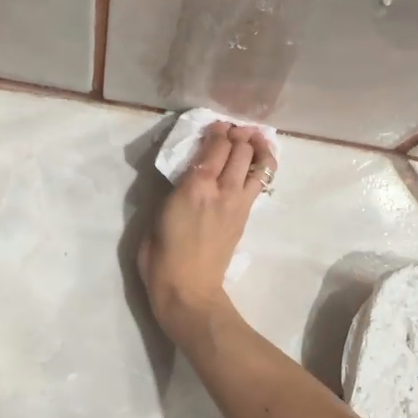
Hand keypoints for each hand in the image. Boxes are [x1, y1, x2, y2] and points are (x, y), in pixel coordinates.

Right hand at [137, 122, 276, 345]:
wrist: (188, 290)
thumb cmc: (161, 258)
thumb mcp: (158, 216)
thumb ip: (175, 190)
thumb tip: (187, 175)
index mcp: (194, 188)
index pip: (214, 146)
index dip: (216, 131)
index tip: (212, 128)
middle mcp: (221, 190)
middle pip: (240, 149)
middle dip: (237, 135)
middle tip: (229, 134)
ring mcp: (238, 203)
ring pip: (257, 163)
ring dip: (256, 147)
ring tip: (250, 142)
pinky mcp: (245, 217)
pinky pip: (259, 183)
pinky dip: (259, 168)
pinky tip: (253, 164)